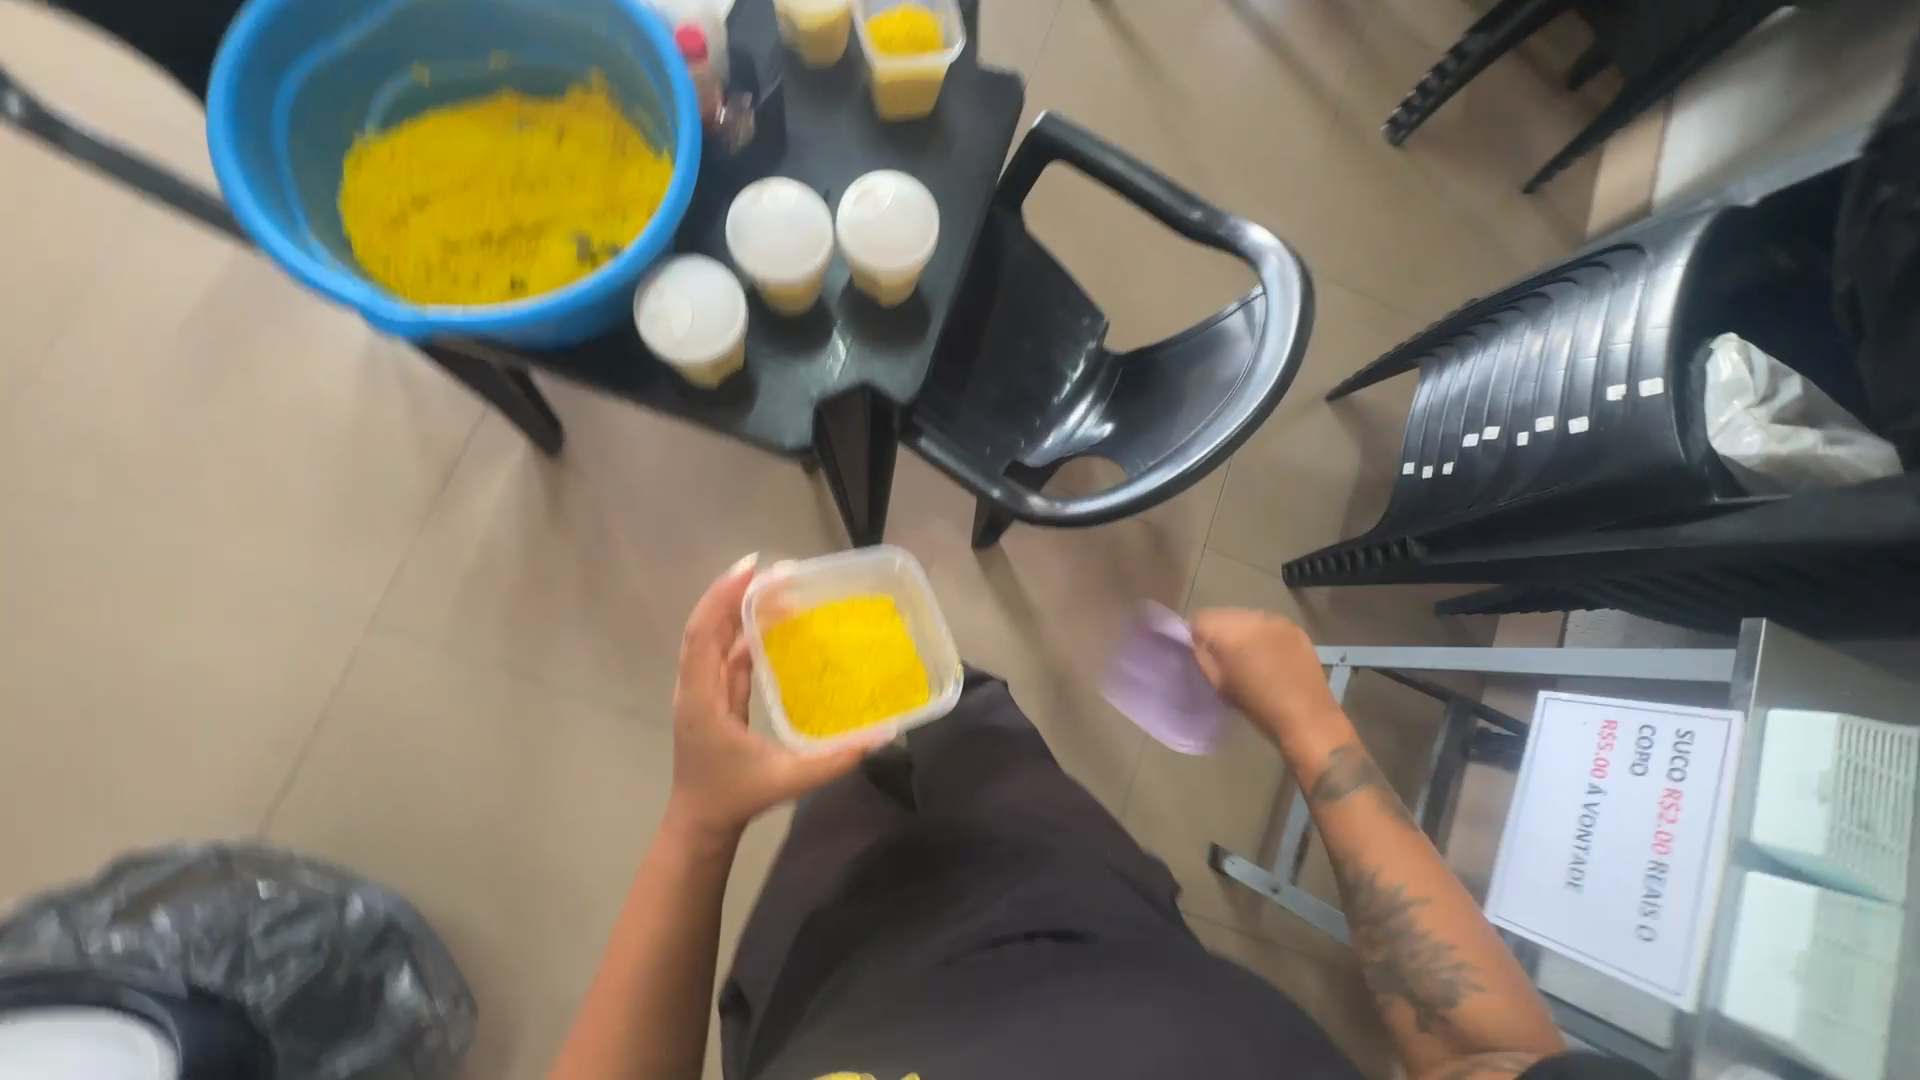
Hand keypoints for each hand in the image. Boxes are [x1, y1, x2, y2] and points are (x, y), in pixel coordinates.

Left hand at [665, 557, 879, 842]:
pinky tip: (775, 623)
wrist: (700, 823)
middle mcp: (696, 686)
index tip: (751, 569)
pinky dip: (747, 632)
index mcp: (702, 699)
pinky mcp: (715, 696)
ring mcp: (703, 690)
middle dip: (738, 593)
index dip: (723, 598)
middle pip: (709, 626)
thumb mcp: (788, 781)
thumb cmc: (736, 798)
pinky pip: (727, 653)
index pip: (704, 636)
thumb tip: (882, 736)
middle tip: (780, 572)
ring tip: (781, 589)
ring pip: (716, 637)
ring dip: (742, 610)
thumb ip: (834, 761)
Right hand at [1189, 608, 1342, 744]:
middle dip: (1220, 631)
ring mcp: (1276, 620)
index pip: (1199, 618)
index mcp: (1230, 633)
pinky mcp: (1294, 627)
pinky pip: (1267, 623)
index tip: (1204, 653)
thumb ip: (1202, 656)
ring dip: (1242, 631)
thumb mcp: (1217, 683)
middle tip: (1226, 657)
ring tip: (1250, 656)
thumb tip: (1199, 642)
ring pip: (1245, 617)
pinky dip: (1262, 634)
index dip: (1196, 635)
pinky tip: (1270, 655)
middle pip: (1223, 615)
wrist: (1307, 717)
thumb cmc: (1257, 705)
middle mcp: (1252, 617)